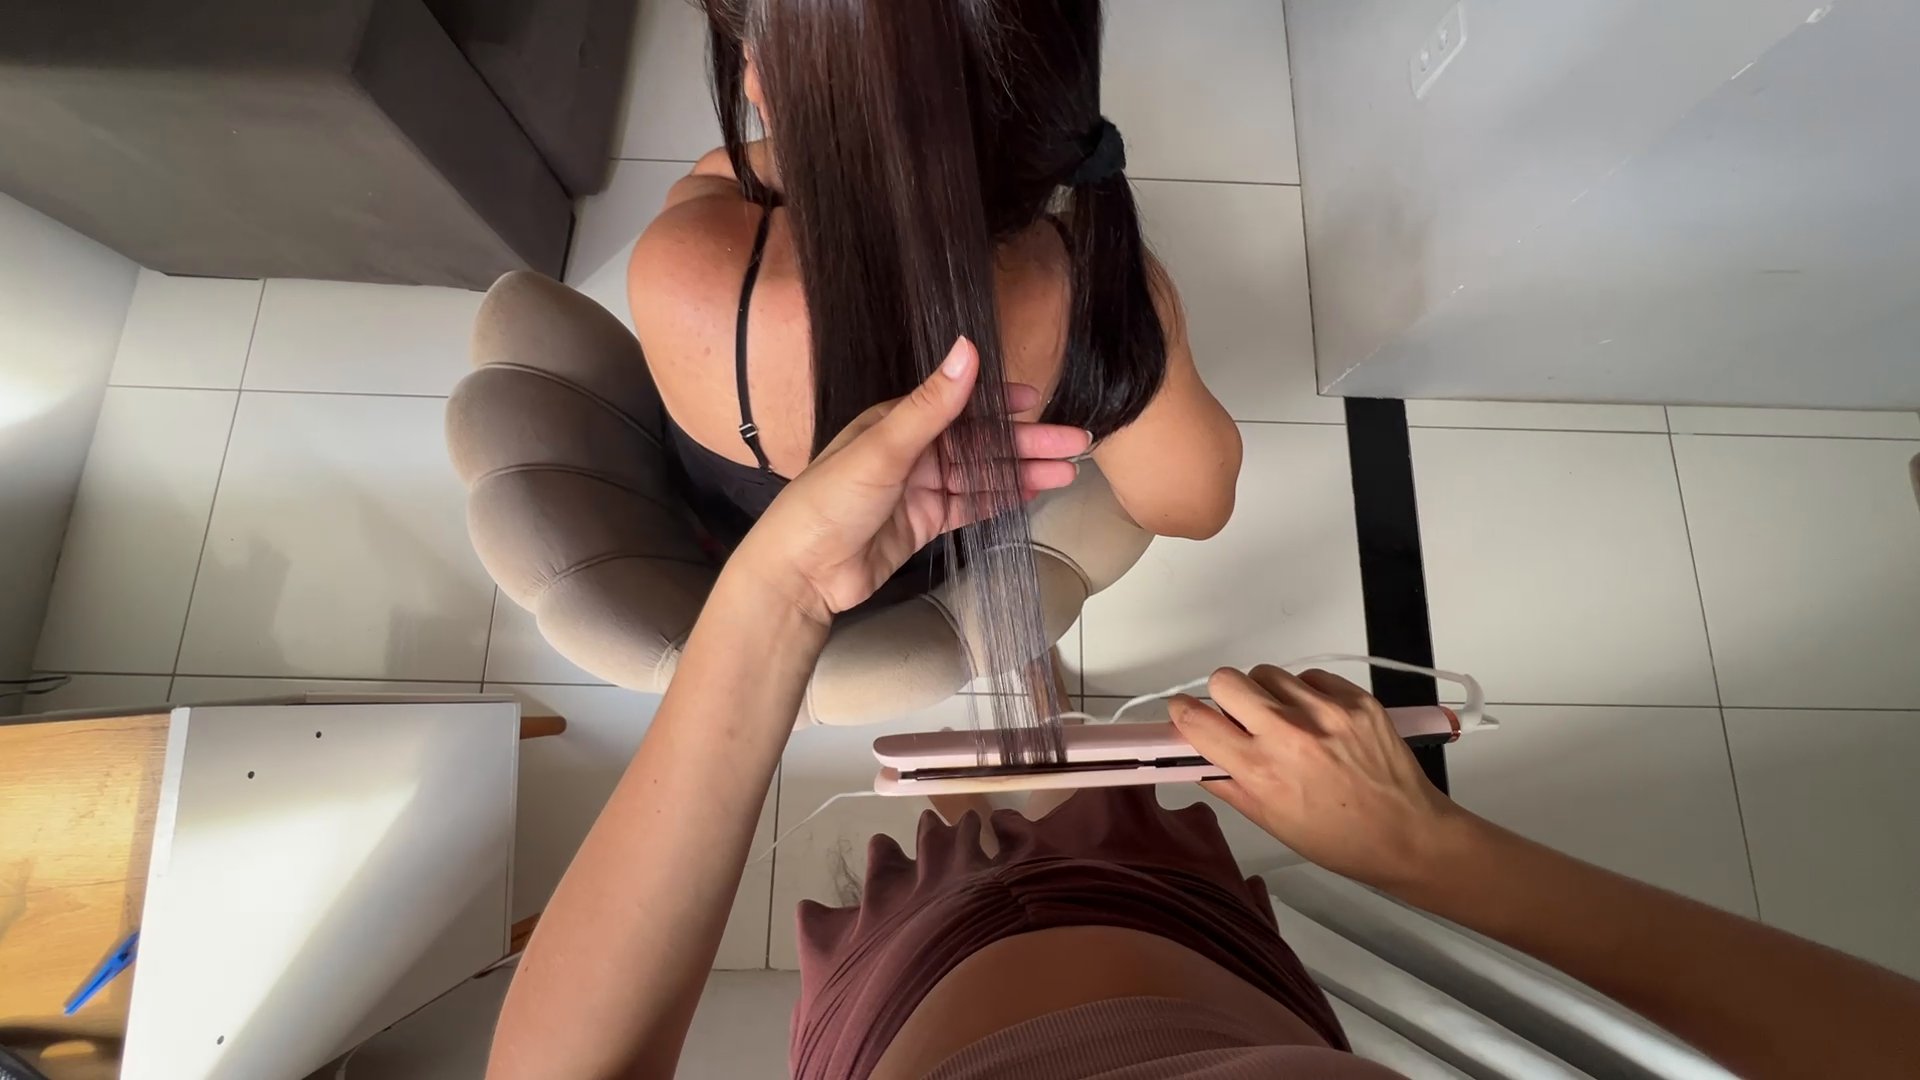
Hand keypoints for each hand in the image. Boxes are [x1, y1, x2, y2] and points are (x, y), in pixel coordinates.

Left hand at [730, 337, 1090, 624]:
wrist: (802, 571)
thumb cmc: (828, 502)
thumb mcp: (882, 449)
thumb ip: (930, 405)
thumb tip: (966, 348)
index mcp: (897, 423)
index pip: (961, 406)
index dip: (1001, 403)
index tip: (1038, 402)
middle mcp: (911, 452)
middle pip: (980, 443)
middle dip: (1028, 443)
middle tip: (1076, 443)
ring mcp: (918, 489)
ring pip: (982, 476)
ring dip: (1023, 473)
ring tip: (1067, 472)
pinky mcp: (922, 523)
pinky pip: (969, 507)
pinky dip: (999, 500)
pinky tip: (1030, 494)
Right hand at [1168, 666, 1470, 891]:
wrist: (1412, 836)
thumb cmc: (1342, 838)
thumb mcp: (1269, 820)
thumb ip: (1226, 781)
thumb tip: (1196, 754)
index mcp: (1262, 771)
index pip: (1196, 720)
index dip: (1182, 713)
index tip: (1184, 713)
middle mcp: (1289, 735)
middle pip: (1225, 680)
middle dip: (1223, 696)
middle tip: (1238, 715)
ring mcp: (1325, 713)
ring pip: (1265, 672)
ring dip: (1265, 692)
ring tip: (1284, 720)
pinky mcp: (1355, 700)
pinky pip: (1308, 676)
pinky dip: (1304, 692)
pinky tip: (1316, 719)